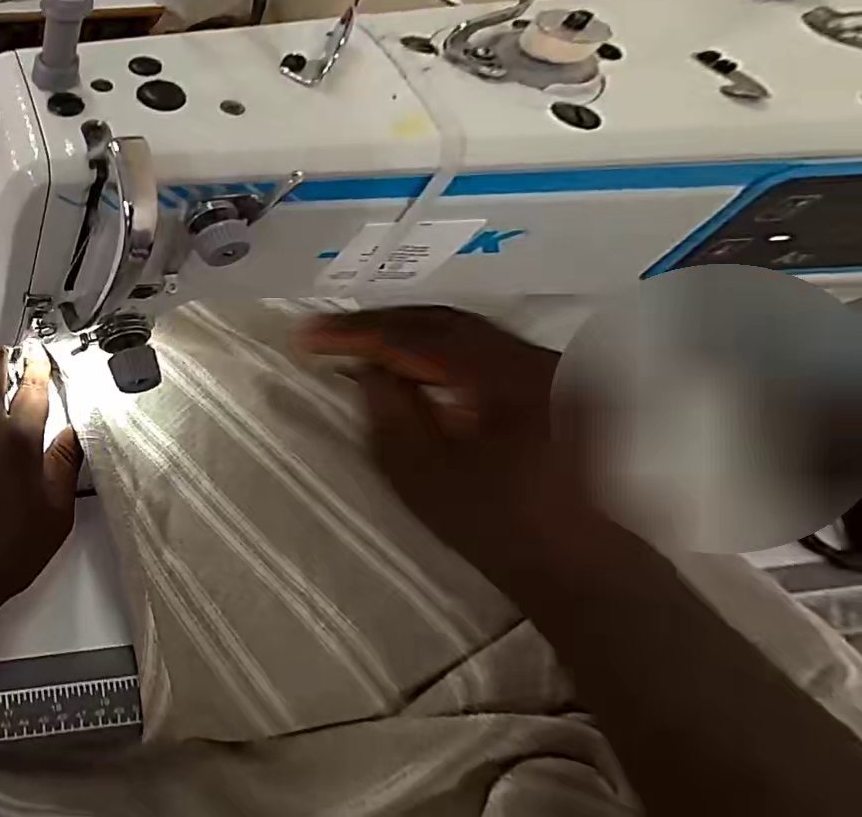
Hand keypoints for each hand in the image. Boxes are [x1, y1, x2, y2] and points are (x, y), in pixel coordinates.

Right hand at [297, 307, 614, 579]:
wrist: (589, 571)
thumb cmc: (496, 527)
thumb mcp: (419, 472)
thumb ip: (385, 408)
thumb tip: (366, 366)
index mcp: (508, 382)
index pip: (414, 339)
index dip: (353, 333)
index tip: (305, 335)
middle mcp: (541, 363)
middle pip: (443, 321)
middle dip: (378, 323)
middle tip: (327, 330)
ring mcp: (557, 370)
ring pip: (466, 329)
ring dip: (406, 331)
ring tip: (359, 340)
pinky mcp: (560, 382)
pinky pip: (486, 345)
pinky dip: (439, 345)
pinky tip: (409, 358)